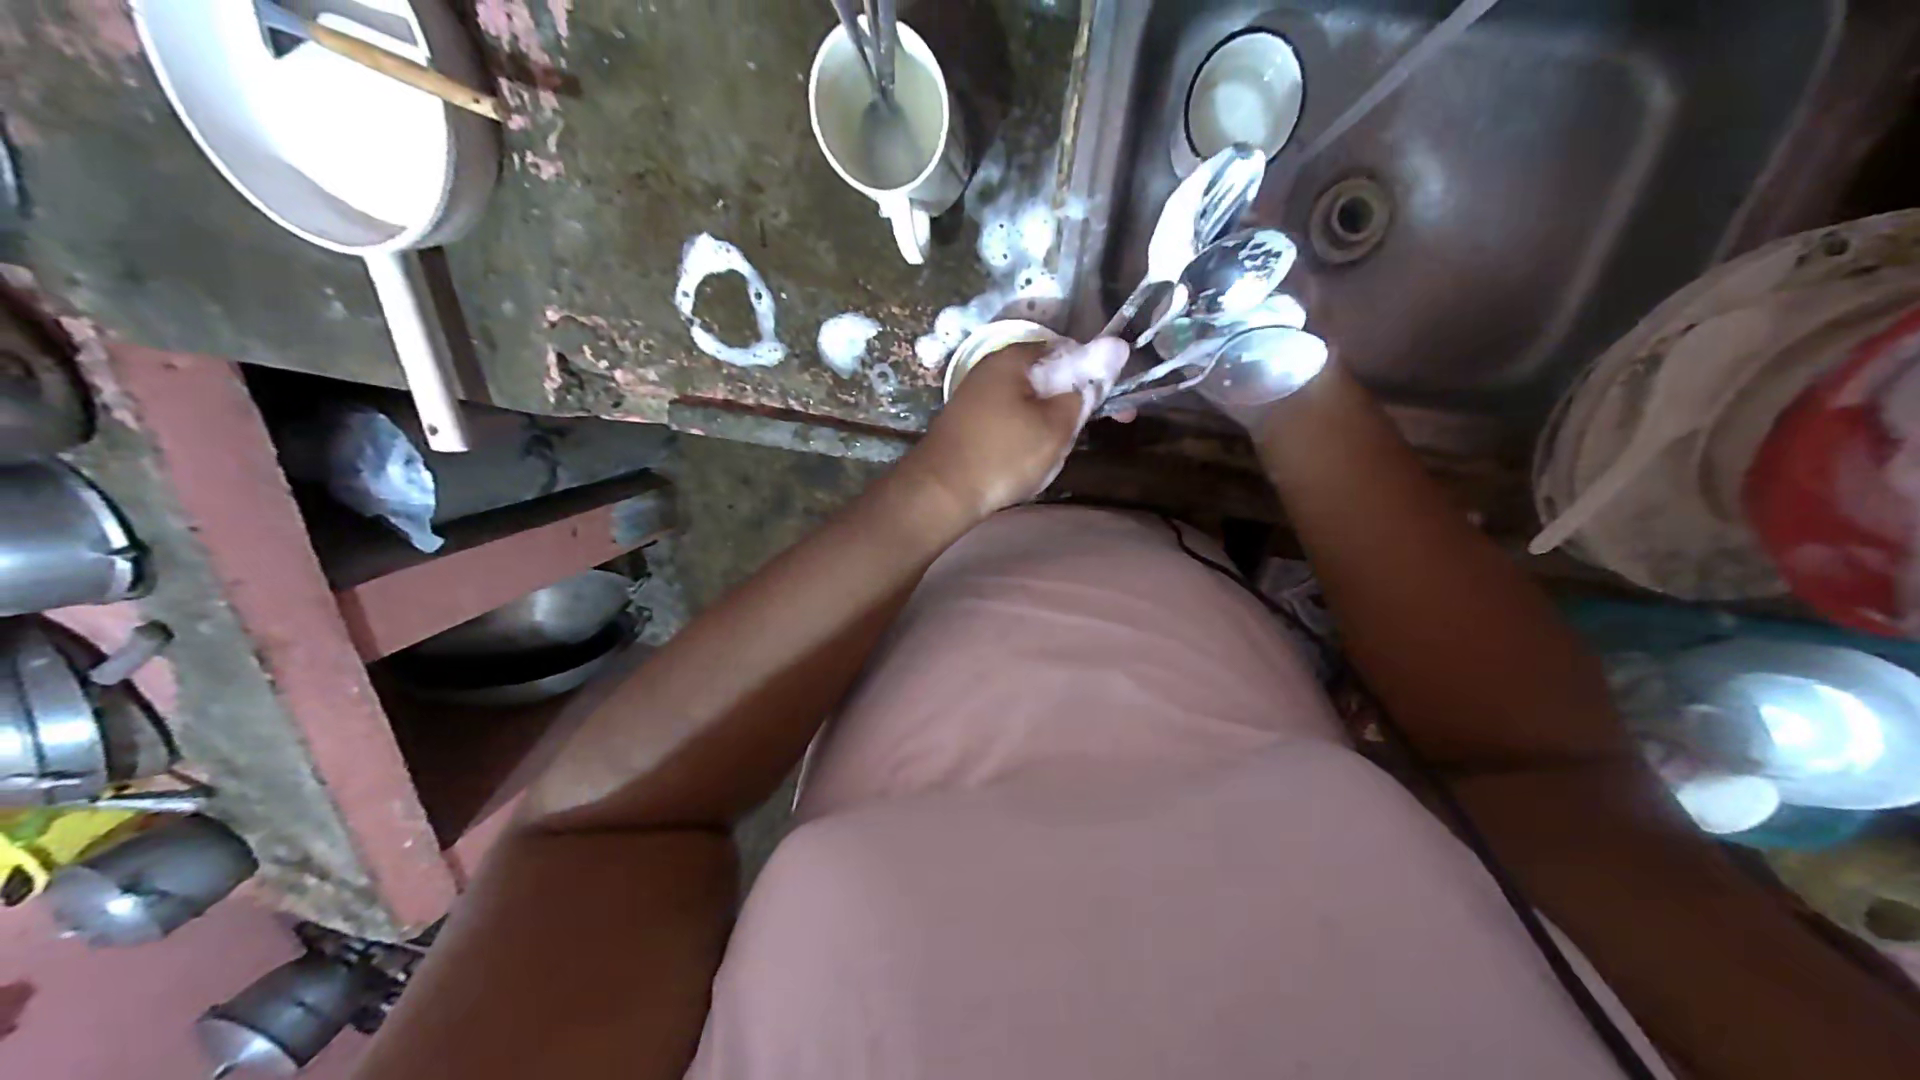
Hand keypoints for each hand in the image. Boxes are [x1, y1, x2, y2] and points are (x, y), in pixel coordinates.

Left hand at [904, 339, 1122, 517]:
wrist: (939, 493)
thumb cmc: (1003, 455)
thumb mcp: (1056, 424)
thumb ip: (1086, 387)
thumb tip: (1115, 347)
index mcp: (1015, 357)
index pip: (1071, 350)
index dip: (1097, 376)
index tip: (1113, 408)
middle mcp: (992, 367)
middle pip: (1049, 376)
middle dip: (1071, 403)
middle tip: (1080, 436)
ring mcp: (977, 394)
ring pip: (1031, 401)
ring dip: (1049, 423)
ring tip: (1053, 452)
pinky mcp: (969, 421)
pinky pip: (1011, 418)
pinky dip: (1026, 434)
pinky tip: (1027, 458)